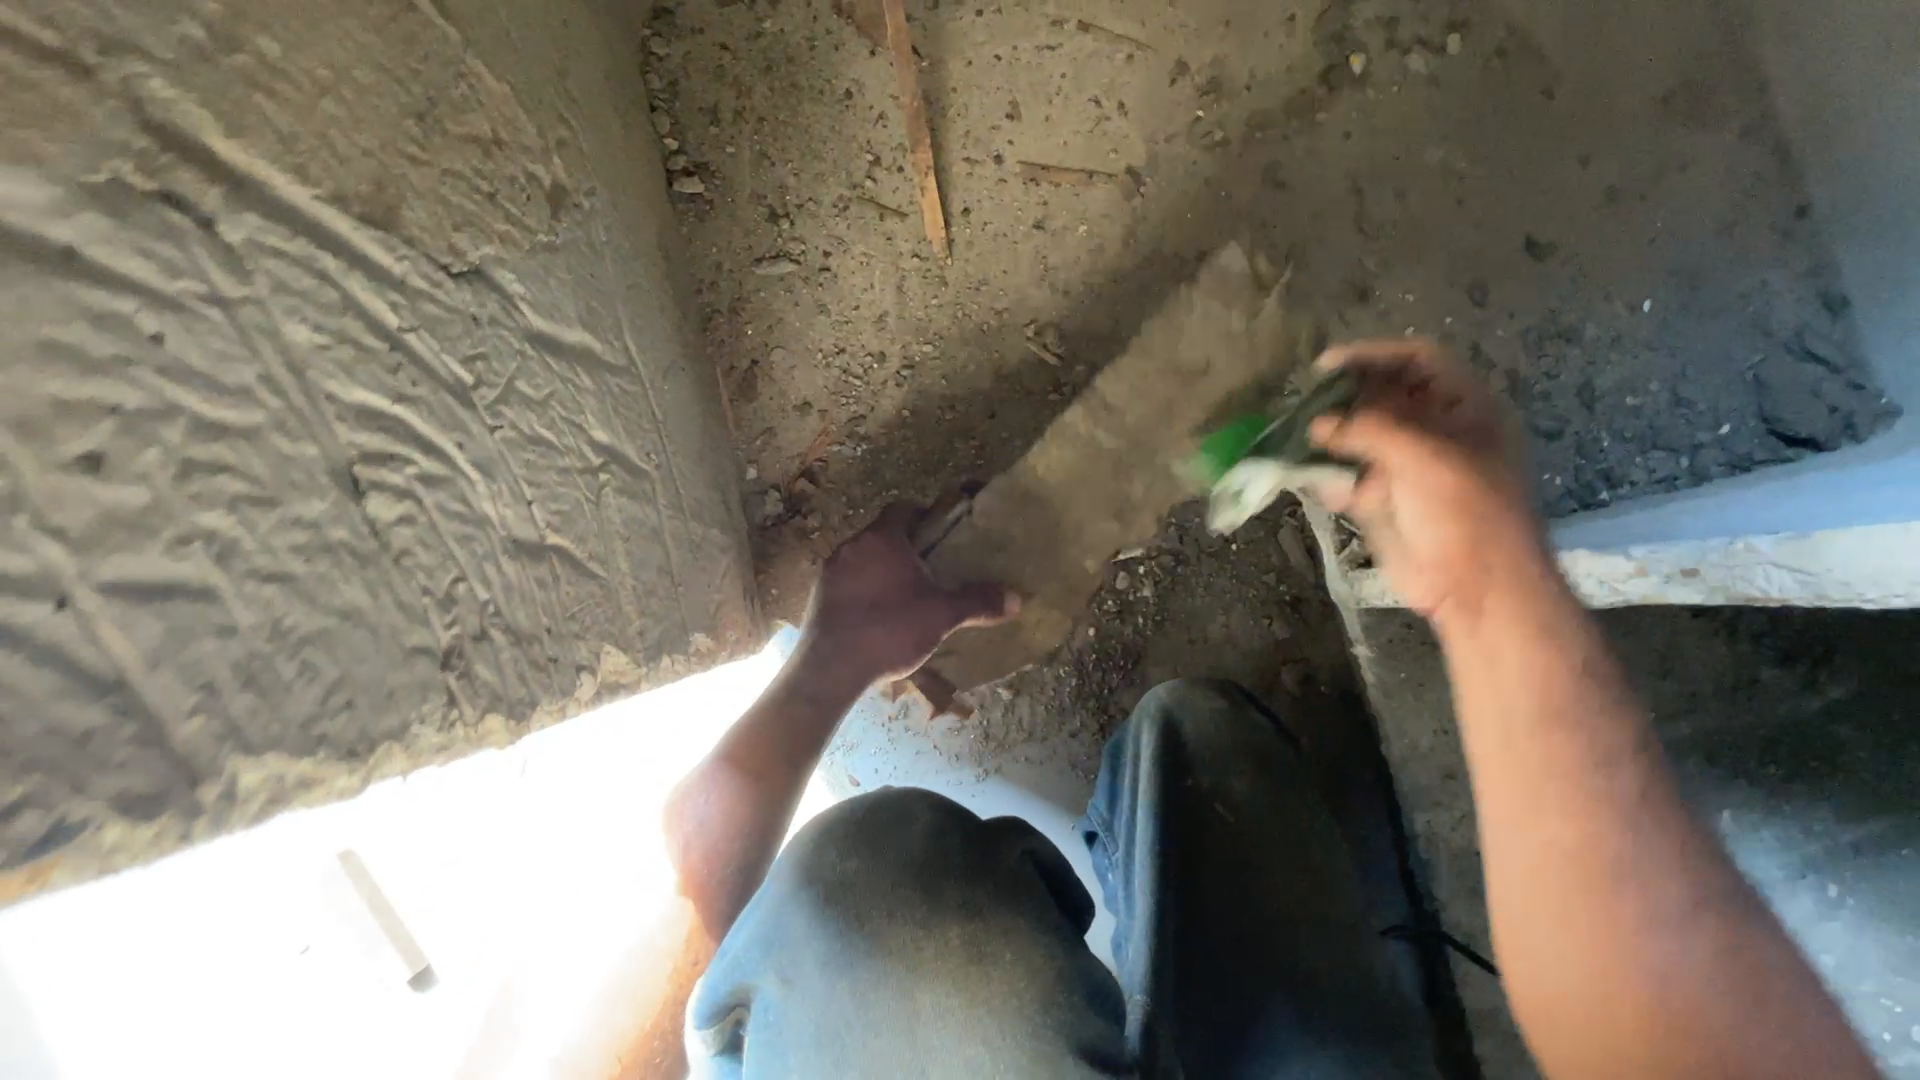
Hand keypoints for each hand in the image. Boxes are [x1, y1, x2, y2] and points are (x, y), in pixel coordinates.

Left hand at [796, 502, 1018, 686]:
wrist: (832, 668)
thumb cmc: (891, 628)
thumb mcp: (942, 615)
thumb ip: (978, 602)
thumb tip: (1016, 599)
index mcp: (882, 538)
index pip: (902, 509)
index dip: (922, 515)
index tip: (939, 531)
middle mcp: (852, 546)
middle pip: (882, 534)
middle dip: (905, 546)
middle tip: (929, 567)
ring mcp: (830, 571)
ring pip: (862, 559)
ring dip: (882, 569)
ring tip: (905, 594)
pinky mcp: (818, 597)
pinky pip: (847, 583)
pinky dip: (864, 590)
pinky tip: (878, 616)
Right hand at [1306, 339, 1556, 628]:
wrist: (1477, 586)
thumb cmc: (1467, 512)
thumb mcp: (1425, 457)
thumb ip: (1369, 430)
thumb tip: (1318, 423)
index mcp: (1464, 409)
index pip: (1418, 362)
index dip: (1374, 357)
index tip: (1327, 365)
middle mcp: (1435, 431)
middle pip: (1382, 398)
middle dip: (1342, 398)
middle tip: (1302, 400)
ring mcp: (1407, 466)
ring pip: (1358, 438)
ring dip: (1327, 437)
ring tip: (1293, 436)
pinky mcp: (1383, 499)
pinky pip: (1347, 476)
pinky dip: (1327, 475)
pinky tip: (1308, 476)